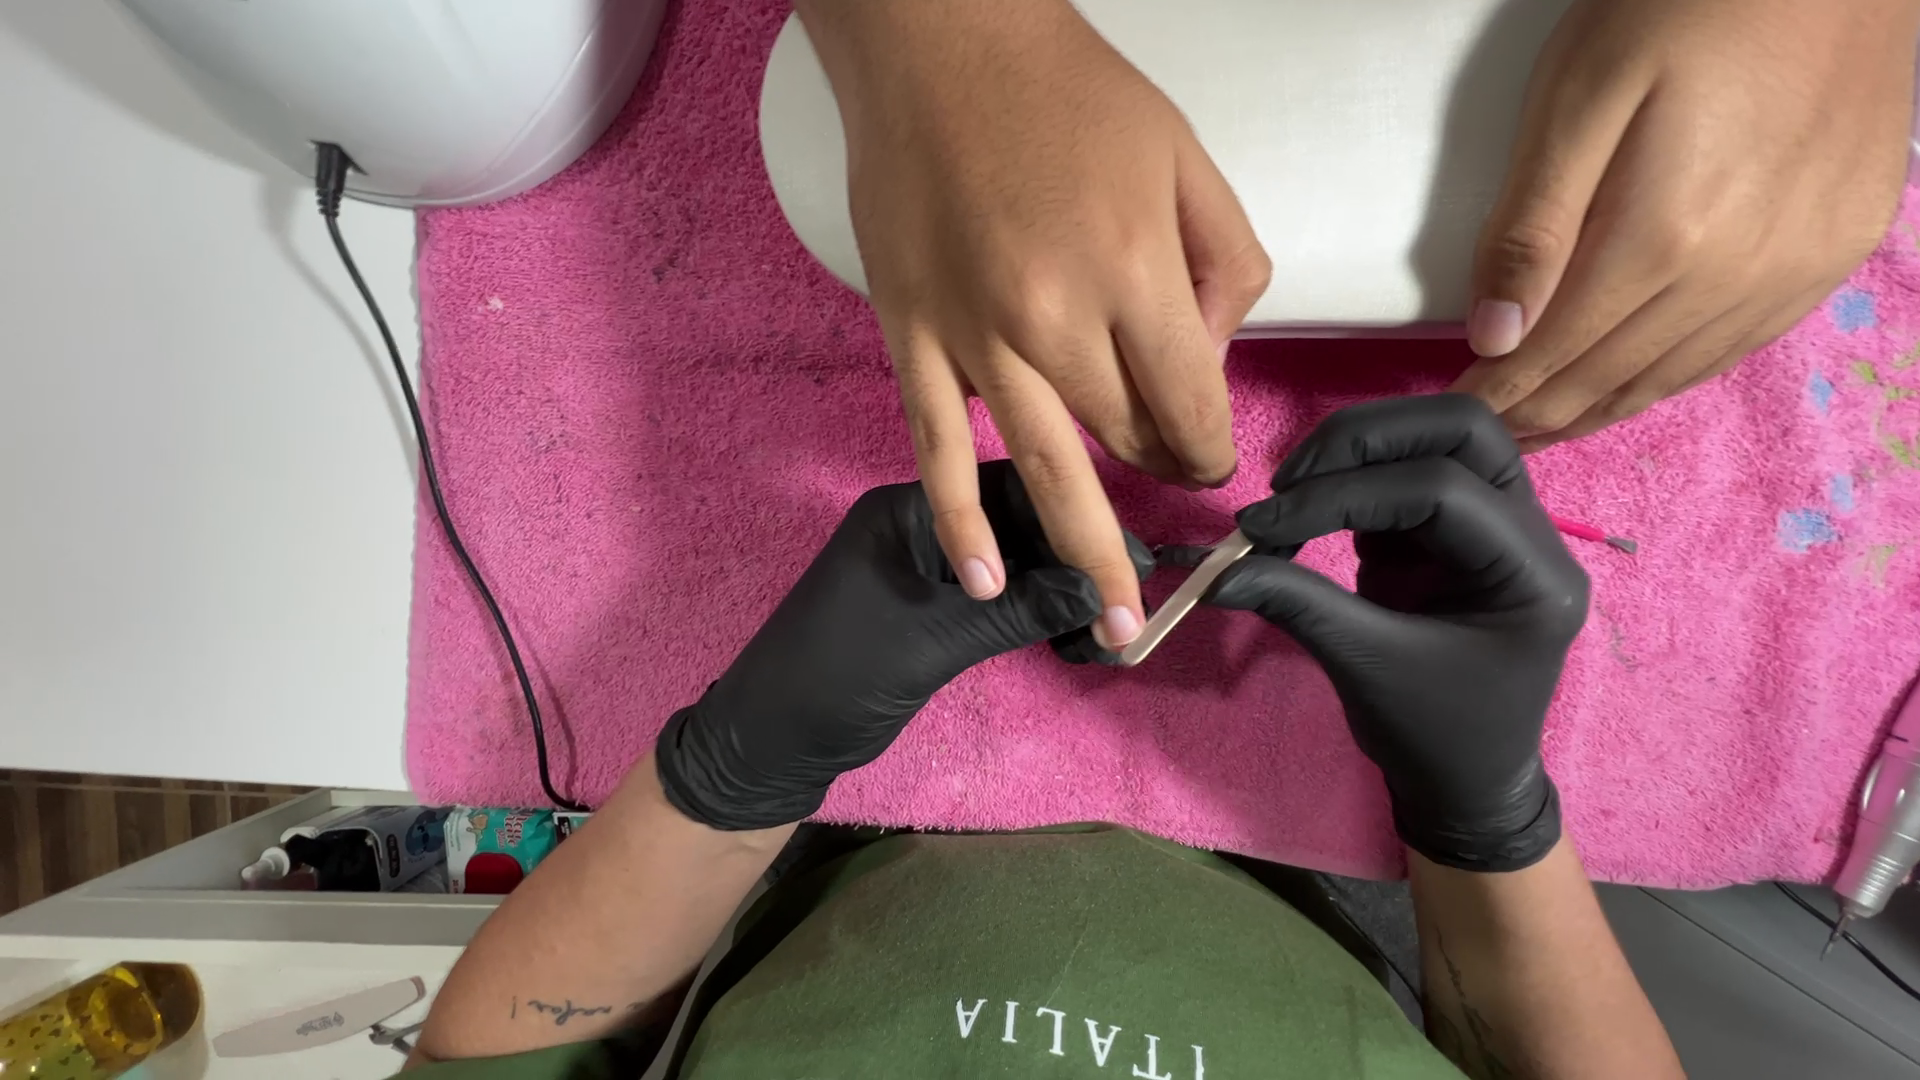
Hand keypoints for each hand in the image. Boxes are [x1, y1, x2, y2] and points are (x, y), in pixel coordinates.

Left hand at [654, 461, 1146, 829]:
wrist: (775, 740)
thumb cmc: (841, 675)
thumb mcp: (934, 639)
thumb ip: (1018, 609)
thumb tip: (1104, 589)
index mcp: (906, 511)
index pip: (1004, 494)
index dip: (1070, 520)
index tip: (1128, 559)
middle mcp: (917, 525)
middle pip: (1010, 524)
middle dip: (1069, 555)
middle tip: (1131, 589)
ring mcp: (923, 566)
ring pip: (1006, 561)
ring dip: (1054, 584)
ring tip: (1110, 612)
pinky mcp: (929, 605)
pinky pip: (991, 593)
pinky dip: (1028, 607)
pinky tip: (1068, 623)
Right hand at [794, 0, 1270, 647]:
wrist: (938, 50)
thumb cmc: (1068, 95)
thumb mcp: (1185, 157)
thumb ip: (1226, 265)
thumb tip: (1206, 358)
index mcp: (1130, 270)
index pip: (1191, 403)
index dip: (1212, 446)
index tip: (1211, 458)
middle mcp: (1053, 320)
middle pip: (1126, 438)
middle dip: (1161, 467)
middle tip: (1170, 472)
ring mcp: (975, 341)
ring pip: (1047, 470)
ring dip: (1090, 549)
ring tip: (1115, 623)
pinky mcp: (914, 343)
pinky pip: (939, 450)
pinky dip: (962, 523)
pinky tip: (986, 580)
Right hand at [1207, 395, 1588, 870]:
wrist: (1460, 772)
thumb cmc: (1433, 731)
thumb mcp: (1363, 666)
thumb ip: (1295, 604)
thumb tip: (1215, 574)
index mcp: (1530, 572)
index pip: (1440, 491)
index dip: (1343, 497)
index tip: (1262, 527)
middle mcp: (1525, 530)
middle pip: (1457, 429)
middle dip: (1363, 441)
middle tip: (1289, 481)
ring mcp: (1487, 522)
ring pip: (1433, 434)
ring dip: (1354, 448)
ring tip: (1290, 489)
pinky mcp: (1443, 528)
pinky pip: (1398, 471)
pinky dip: (1344, 479)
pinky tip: (1302, 511)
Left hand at [1457, 0, 1917, 448]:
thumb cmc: (1679, 11)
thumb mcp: (1571, 113)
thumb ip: (1528, 234)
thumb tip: (1492, 337)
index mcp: (1661, 241)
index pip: (1546, 359)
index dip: (1491, 397)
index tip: (1451, 417)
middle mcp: (1740, 271)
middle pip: (1601, 382)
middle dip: (1530, 416)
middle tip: (1483, 437)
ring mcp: (1800, 264)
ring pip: (1664, 381)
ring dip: (1590, 413)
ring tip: (1535, 430)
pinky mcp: (1836, 247)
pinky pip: (1729, 351)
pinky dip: (1660, 383)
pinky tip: (1621, 391)